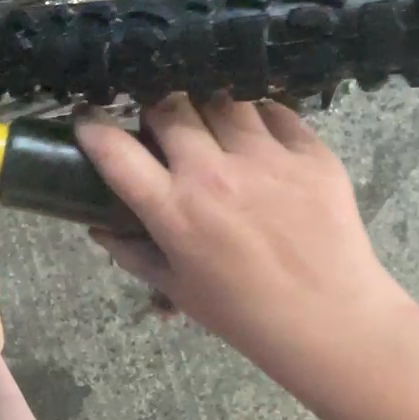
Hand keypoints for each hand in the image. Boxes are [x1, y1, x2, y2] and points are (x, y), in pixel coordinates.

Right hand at [75, 94, 416, 367]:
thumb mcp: (174, 287)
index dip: (91, 127)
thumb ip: (131, 252)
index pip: (116, 150)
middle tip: (155, 121)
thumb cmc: (242, 311)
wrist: (332, 320)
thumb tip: (97, 229)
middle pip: (168, 107)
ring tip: (205, 118)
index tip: (86, 117)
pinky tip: (251, 128)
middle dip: (152, 107)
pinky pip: (274, 110)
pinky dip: (254, 113)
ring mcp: (266, 159)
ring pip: (221, 98)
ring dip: (203, 104)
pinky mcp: (311, 153)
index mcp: (173, 210)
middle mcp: (213, 174)